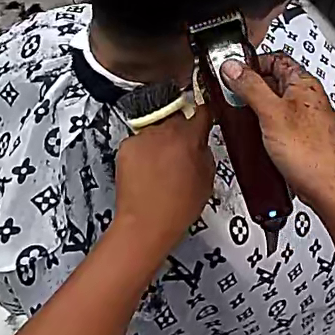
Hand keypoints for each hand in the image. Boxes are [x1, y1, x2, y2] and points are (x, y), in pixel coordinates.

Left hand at [112, 101, 214, 254]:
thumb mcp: (207, 178)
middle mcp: (166, 131)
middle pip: (177, 120)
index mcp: (190, 137)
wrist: (147, 222)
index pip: (202, 111)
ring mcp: (144, 138)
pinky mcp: (126, 146)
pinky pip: (139, 142)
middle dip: (180, 134)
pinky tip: (147, 171)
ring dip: (160, 143)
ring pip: (156, 131)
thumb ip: (205, 152)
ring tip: (162, 168)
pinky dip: (143, 152)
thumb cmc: (177, 206)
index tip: (204, 114)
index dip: (205, 113)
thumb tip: (201, 142)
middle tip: (181, 154)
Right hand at [220, 53, 334, 216]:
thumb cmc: (312, 153)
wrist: (328, 187)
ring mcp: (305, 118)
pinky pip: (278, 124)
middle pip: (271, 81)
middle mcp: (307, 98)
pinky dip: (264, 127)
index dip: (252, 62)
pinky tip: (257, 138)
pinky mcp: (302, 137)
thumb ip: (251, 87)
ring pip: (273, 104)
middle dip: (250, 88)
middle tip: (234, 98)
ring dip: (256, 110)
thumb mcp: (271, 114)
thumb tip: (233, 67)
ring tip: (244, 120)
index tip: (233, 72)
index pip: (275, 58)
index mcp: (304, 83)